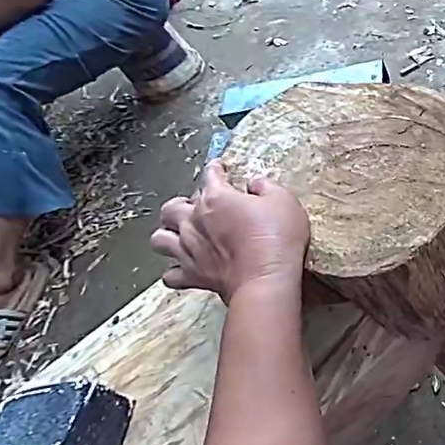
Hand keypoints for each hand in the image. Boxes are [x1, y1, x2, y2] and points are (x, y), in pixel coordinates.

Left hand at [151, 161, 310, 302]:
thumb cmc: (278, 237)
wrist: (266, 278)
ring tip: (180, 235)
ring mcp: (188, 249)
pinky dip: (174, 270)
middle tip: (195, 207)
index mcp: (217, 199)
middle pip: (172, 208)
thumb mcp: (285, 201)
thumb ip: (267, 187)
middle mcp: (195, 221)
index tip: (218, 167)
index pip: (210, 176)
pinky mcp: (192, 275)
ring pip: (159, 238)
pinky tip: (185, 268)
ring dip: (168, 235)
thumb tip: (255, 184)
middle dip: (180, 205)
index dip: (215, 169)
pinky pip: (171, 274)